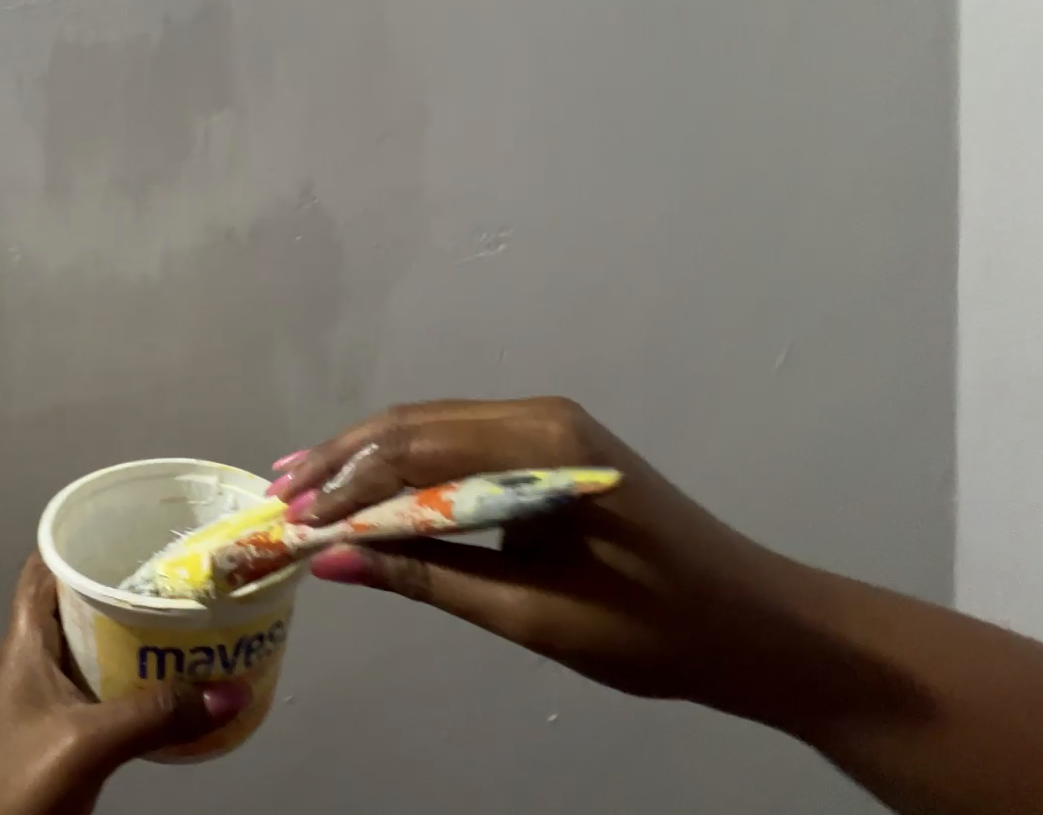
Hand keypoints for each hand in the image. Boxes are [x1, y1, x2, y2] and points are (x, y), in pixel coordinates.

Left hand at [0, 555, 251, 814]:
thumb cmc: (17, 784)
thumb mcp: (88, 742)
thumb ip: (157, 714)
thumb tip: (233, 690)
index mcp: (24, 640)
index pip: (45, 566)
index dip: (78, 538)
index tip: (126, 524)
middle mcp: (33, 656)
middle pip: (74, 598)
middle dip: (117, 578)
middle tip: (172, 565)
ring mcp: (46, 693)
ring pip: (90, 639)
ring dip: (128, 625)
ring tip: (181, 609)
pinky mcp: (63, 725)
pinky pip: (100, 679)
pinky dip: (131, 669)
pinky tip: (168, 674)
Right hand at [268, 398, 804, 708]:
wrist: (760, 625)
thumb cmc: (653, 629)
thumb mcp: (530, 613)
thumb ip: (427, 576)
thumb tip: (333, 561)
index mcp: (542, 446)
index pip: (416, 450)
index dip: (348, 485)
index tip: (295, 519)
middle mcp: (535, 414)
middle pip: (412, 425)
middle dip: (342, 462)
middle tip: (282, 493)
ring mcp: (540, 422)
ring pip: (425, 427)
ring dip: (364, 458)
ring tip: (304, 483)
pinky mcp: (540, 441)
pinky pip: (451, 442)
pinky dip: (402, 465)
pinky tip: (365, 483)